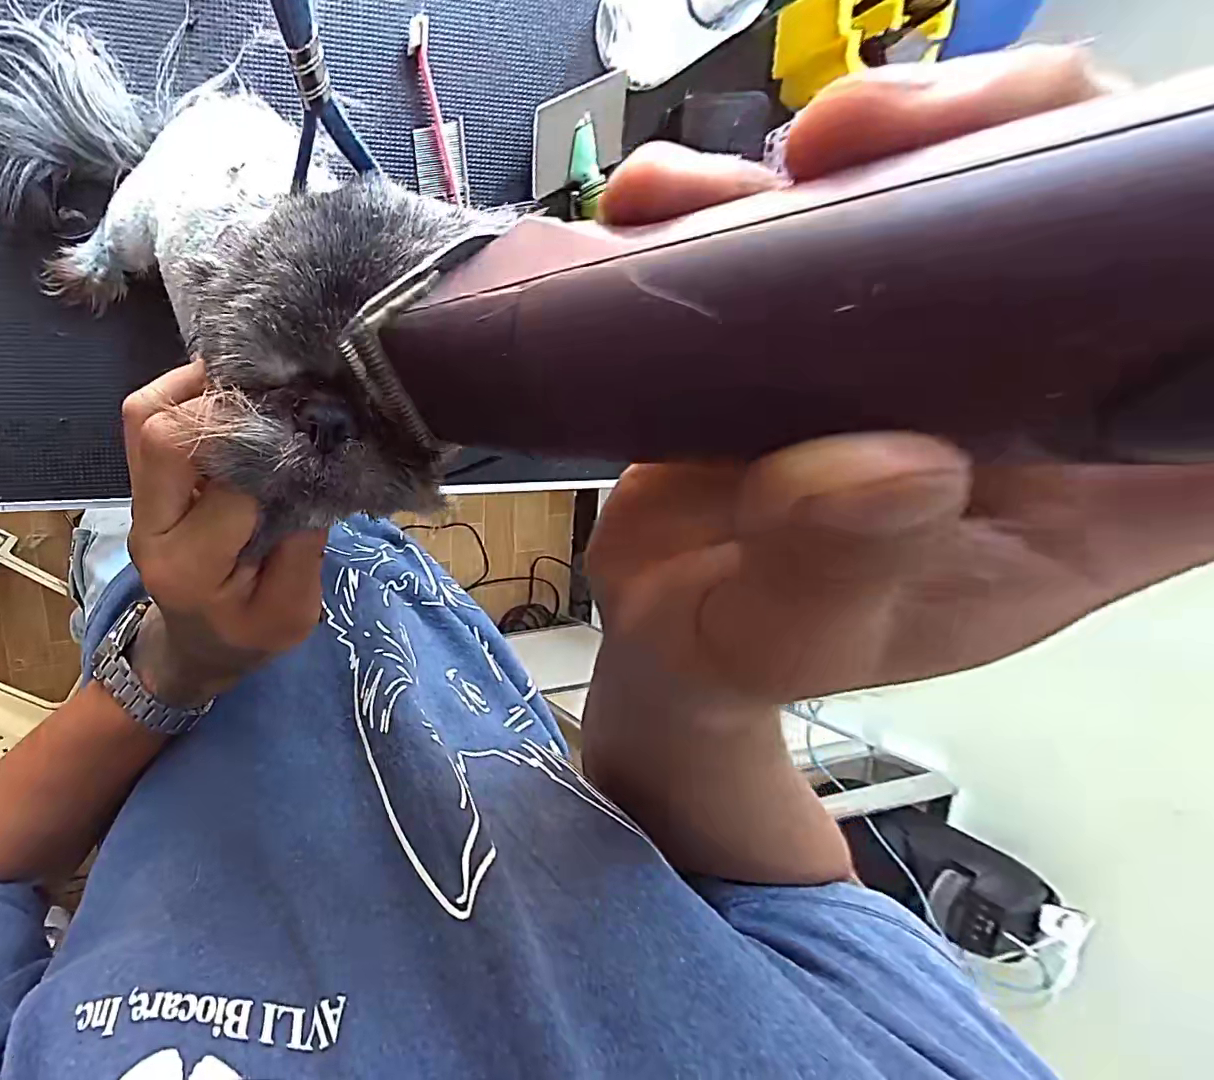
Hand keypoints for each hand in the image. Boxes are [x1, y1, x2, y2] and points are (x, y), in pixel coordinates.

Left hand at [120, 360, 327, 705]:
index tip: (312, 442)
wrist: (196, 643)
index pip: (229, 489)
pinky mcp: (141, 480)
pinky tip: (229, 394)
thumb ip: (303, 546)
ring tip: (253, 387)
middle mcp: (148, 526)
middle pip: (163, 436)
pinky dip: (185, 392)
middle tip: (279, 402)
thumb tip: (314, 464)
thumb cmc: (246, 634)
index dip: (275, 458)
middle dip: (227, 407)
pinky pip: (145, 417)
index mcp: (188, 568)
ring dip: (200, 388)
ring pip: (144, 414)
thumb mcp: (292, 612)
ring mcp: (137, 499)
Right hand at [588, 46, 1213, 708]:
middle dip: (1003, 130)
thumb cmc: (735, 650)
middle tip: (865, 135)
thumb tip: (876, 465)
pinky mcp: (786, 338)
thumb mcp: (783, 637)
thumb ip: (834, 571)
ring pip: (919, 199)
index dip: (1195, 216)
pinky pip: (778, 244)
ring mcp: (895, 351)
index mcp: (1109, 471)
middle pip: (1073, 208)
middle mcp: (1021, 383)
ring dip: (850, 146)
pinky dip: (721, 203)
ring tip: (766, 158)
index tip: (1117, 169)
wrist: (649, 624)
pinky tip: (662, 201)